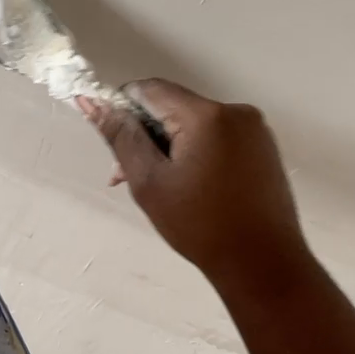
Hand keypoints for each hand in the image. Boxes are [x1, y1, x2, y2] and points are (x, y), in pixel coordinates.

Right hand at [79, 79, 312, 284]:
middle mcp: (235, 111)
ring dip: (168, 147)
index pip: (149, 89)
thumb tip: (91, 101)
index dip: (123, 110)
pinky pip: (215, 137)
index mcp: (206, 115)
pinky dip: (194, 153)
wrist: (263, 264)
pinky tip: (189, 187)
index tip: (116, 146)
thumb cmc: (200, 225)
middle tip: (128, 178)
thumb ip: (121, 137)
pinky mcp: (262, 148)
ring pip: (192, 124)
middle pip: (172, 107)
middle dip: (146, 135)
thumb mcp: (149, 181)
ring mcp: (254, 129)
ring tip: (159, 188)